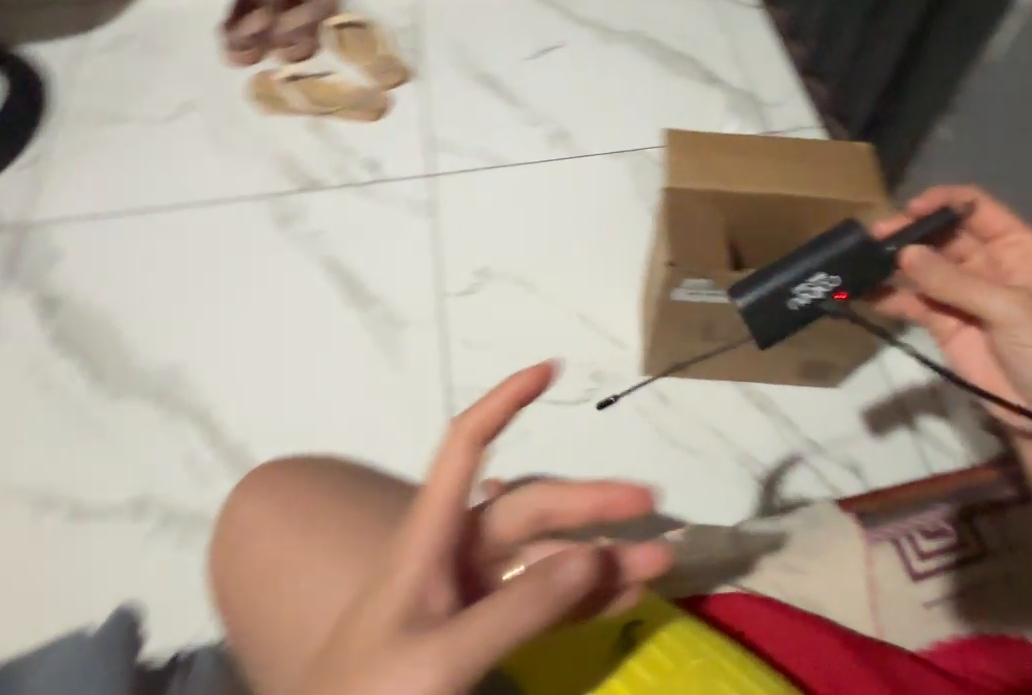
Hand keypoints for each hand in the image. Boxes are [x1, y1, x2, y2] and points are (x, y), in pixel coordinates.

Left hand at [301, 361, 673, 694]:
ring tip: (661, 560)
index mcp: (430, 534)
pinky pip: (547, 604)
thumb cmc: (370, 694)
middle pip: (530, 506)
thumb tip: (593, 555)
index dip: (504, 402)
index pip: (466, 444)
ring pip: (549, 558)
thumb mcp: (440, 657)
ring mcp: (474, 593)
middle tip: (650, 502)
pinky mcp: (486, 632)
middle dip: (590, 502)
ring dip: (603, 556)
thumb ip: (515, 610)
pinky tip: (627, 595)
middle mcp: (457, 552)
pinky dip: (587, 599)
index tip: (550, 369)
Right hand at [870, 186, 1031, 436]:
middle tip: (875, 238)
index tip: (911, 208)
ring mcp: (960, 293)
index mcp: (1015, 248)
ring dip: (892, 263)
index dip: (943, 202)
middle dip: (908, 233)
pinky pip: (910, 301)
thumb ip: (954, 281)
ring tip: (860, 262)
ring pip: (920, 266)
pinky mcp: (942, 323)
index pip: (975, 208)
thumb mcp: (1012, 309)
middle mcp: (985, 263)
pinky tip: (863, 293)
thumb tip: (903, 254)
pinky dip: (887, 297)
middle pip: (940, 235)